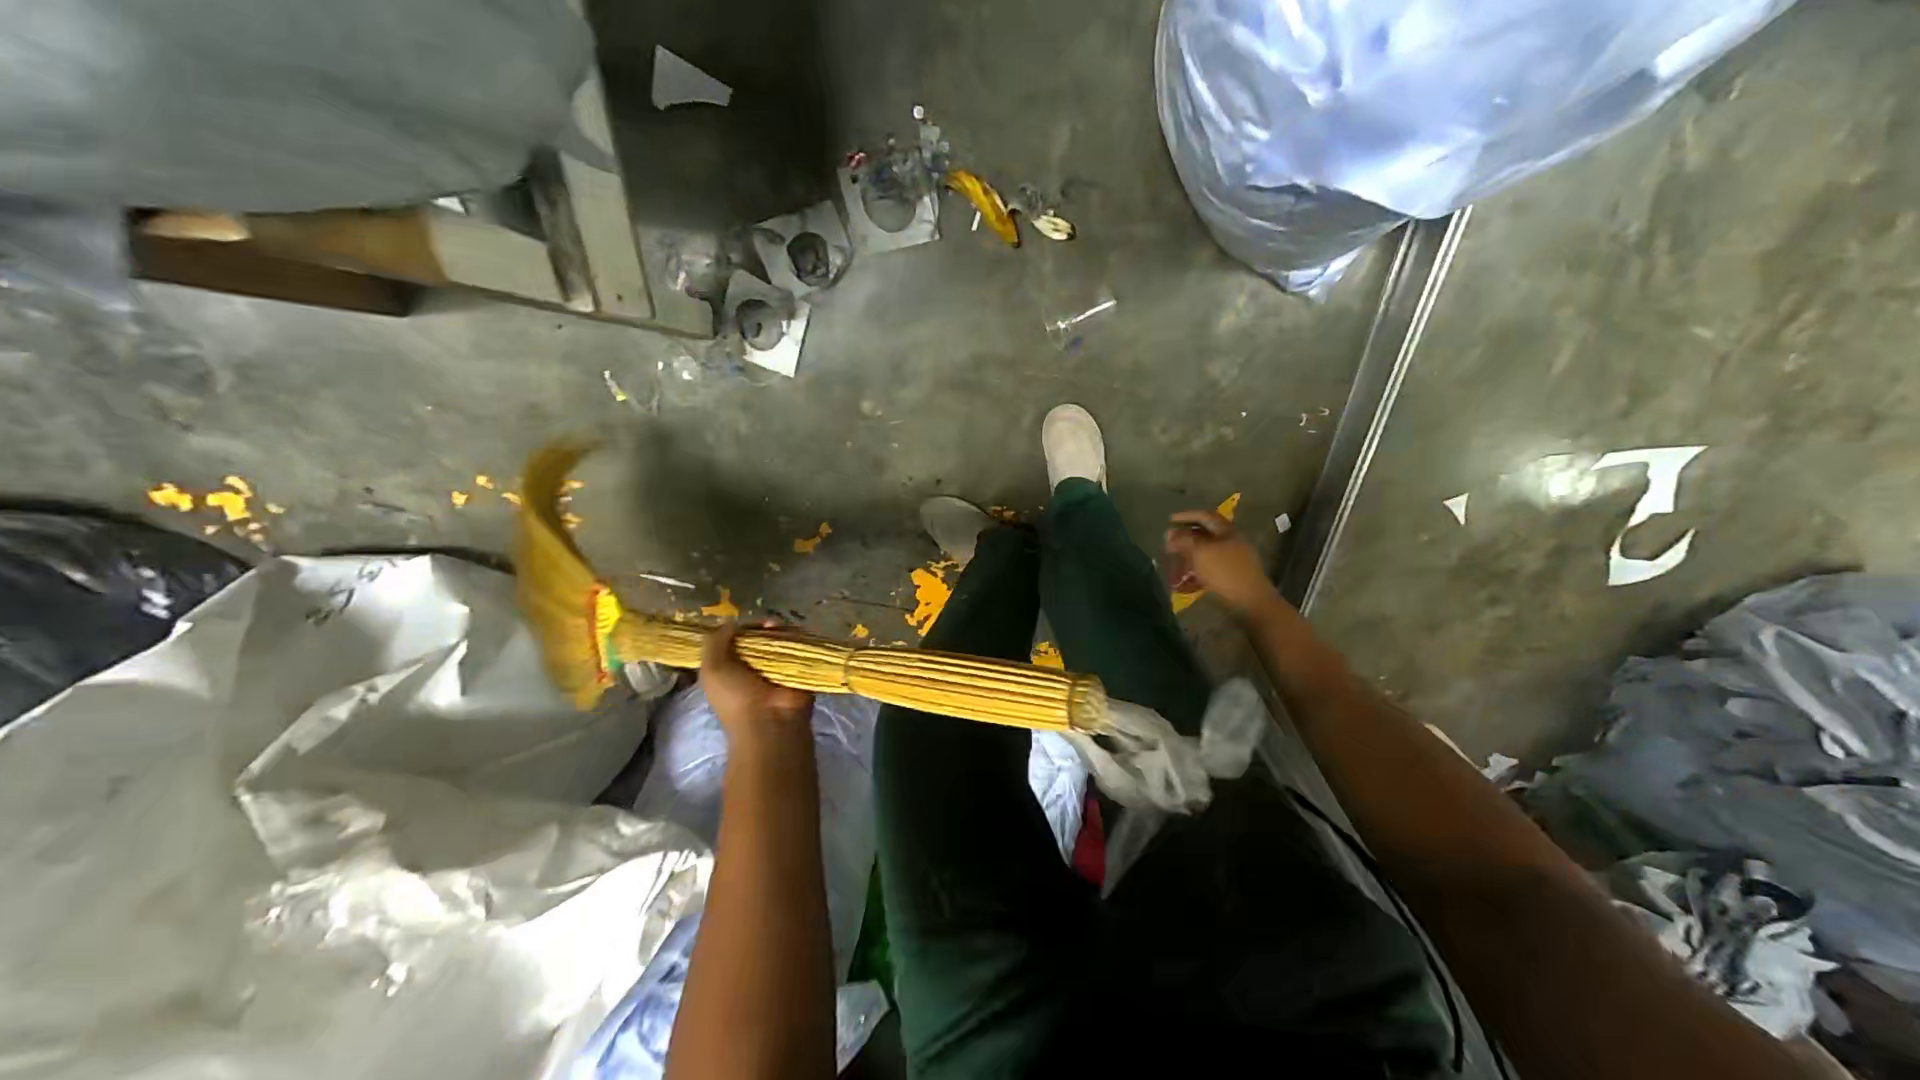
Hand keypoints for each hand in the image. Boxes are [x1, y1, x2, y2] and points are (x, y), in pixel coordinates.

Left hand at [702, 623, 814, 746]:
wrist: (769, 721)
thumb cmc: (735, 697)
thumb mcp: (711, 668)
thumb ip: (715, 640)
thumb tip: (733, 623)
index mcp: (731, 669)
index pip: (737, 640)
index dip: (740, 628)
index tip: (744, 623)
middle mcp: (755, 668)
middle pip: (761, 637)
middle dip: (763, 627)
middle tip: (767, 624)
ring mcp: (779, 668)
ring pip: (780, 639)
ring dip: (780, 631)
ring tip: (779, 628)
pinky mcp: (800, 669)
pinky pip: (800, 646)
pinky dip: (798, 637)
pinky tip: (794, 634)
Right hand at [1164, 509, 1285, 616]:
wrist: (1250, 603)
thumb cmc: (1225, 572)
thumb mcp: (1201, 552)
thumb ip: (1183, 540)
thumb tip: (1170, 533)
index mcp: (1227, 532)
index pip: (1205, 516)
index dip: (1186, 516)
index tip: (1169, 520)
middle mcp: (1231, 543)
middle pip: (1204, 536)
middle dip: (1184, 540)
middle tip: (1168, 546)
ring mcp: (1232, 561)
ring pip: (1204, 555)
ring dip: (1187, 559)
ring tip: (1172, 569)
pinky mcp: (1230, 578)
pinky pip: (1208, 572)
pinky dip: (1194, 575)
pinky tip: (1184, 585)